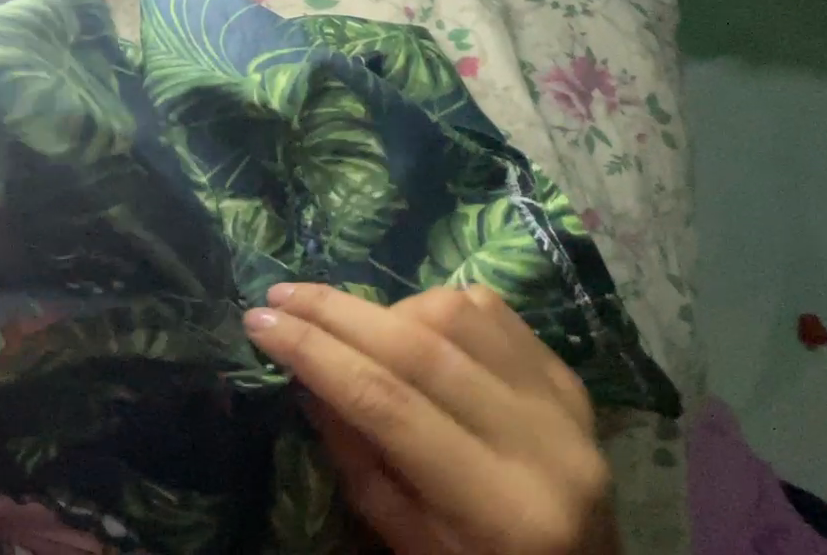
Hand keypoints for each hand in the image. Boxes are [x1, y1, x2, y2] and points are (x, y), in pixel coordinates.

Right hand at [245, 284, 617, 554]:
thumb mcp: (401, 535)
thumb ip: (353, 452)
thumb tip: (301, 370)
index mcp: (501, 510)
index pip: (386, 404)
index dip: (314, 353)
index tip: (257, 322)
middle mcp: (545, 447)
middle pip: (417, 348)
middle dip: (332, 312)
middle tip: (278, 294)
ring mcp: (565, 405)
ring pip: (452, 314)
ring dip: (386, 309)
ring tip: (353, 328)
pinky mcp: (568, 377)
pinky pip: (489, 309)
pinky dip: (434, 305)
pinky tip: (411, 325)